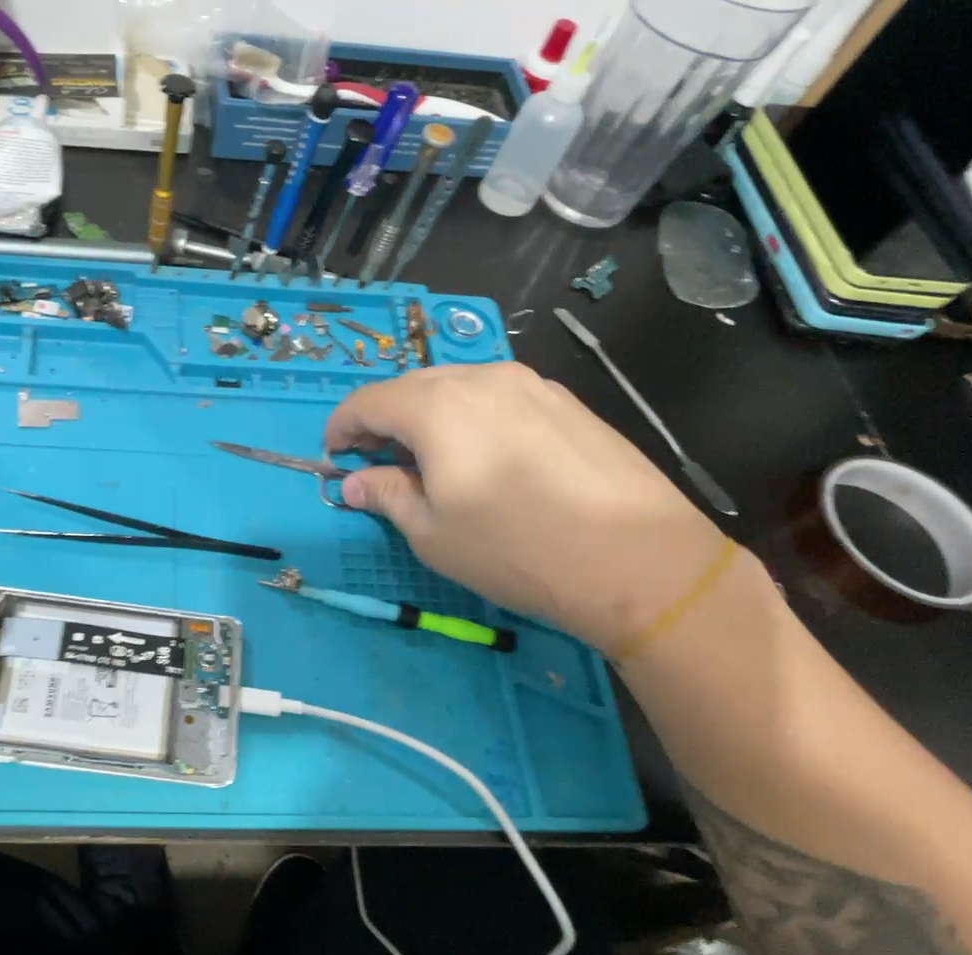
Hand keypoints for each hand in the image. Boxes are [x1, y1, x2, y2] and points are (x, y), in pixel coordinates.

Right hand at [325, 363, 730, 650]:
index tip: (334, 458)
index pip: (368, 401)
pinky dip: (471, 418)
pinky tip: (483, 457)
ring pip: (458, 388)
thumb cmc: (515, 550)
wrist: (636, 559)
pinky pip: (498, 398)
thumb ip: (386, 496)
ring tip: (429, 461)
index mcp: (437, 406)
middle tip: (377, 462)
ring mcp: (531, 385)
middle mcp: (481, 379)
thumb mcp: (432, 534)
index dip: (342, 428)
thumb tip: (357, 482)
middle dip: (384, 420)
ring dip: (429, 416)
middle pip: (412, 386)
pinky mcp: (566, 402)